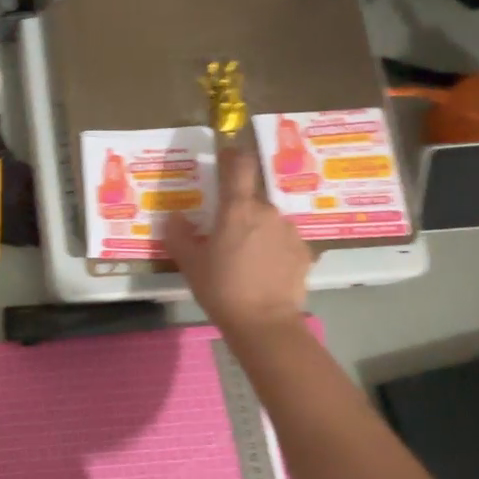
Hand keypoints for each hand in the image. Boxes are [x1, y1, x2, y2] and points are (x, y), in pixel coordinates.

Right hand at [167, 146, 310, 333]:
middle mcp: (268, 212)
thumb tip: (174, 217)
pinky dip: (273, 249)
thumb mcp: (190, 264)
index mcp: (237, 210)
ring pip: (268, 222)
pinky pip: (283, 241)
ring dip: (257, 231)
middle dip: (238, 212)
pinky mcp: (304, 252)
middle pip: (251, 201)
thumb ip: (179, 236)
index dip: (233, 156)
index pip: (239, 167)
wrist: (265, 323)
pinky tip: (263, 271)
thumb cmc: (221, 288)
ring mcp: (290, 231)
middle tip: (224, 235)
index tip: (226, 155)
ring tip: (244, 259)